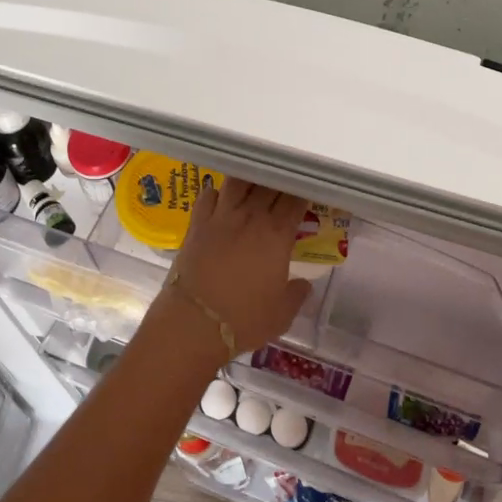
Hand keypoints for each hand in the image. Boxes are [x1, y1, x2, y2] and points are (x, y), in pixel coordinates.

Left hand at [149, 177, 313, 362]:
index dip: (302, 193)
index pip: (294, 200)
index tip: (307, 193)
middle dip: (279, 182)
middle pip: (268, 185)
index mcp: (276, 235)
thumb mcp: (281, 314)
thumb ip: (296, 295)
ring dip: (250, 180)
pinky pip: (208, 195)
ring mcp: (221, 217)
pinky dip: (217, 193)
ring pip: (238, 182)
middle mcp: (250, 217)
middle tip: (285, 187)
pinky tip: (222, 199)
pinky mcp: (197, 223)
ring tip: (255, 184)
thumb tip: (304, 284)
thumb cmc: (244, 319)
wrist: (194, 322)